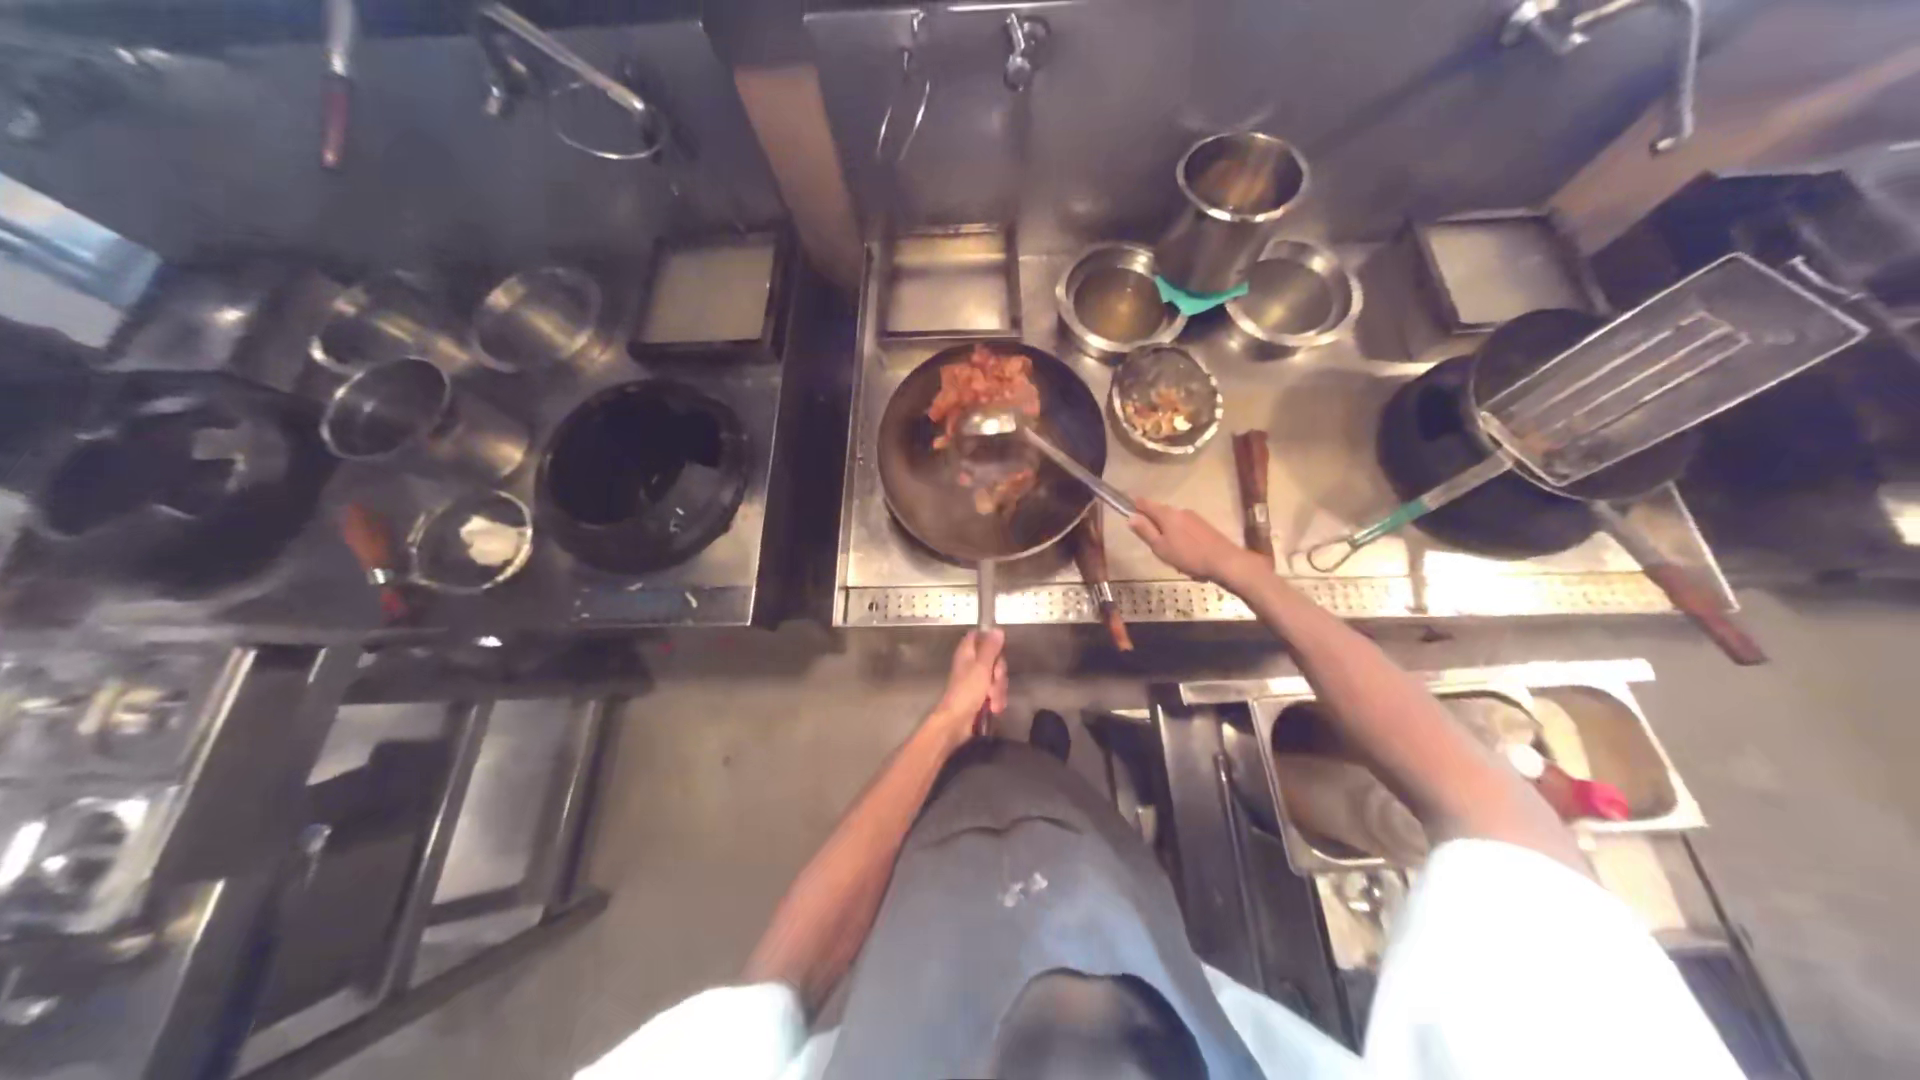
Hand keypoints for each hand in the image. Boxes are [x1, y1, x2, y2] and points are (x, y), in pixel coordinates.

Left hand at [928, 629, 1008, 740]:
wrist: (957, 722)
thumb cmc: (967, 691)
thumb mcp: (982, 667)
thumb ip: (991, 648)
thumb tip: (997, 629)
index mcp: (967, 653)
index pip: (979, 636)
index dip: (991, 640)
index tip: (998, 651)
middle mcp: (971, 664)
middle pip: (994, 658)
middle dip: (999, 672)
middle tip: (994, 680)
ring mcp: (976, 680)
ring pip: (996, 677)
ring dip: (998, 690)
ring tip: (993, 700)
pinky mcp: (980, 695)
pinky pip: (995, 691)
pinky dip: (996, 699)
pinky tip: (994, 708)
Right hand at [1129, 498, 1258, 584]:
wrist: (1224, 560)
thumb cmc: (1187, 555)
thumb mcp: (1160, 547)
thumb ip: (1145, 531)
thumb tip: (1131, 517)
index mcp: (1166, 514)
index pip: (1145, 503)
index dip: (1135, 505)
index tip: (1128, 508)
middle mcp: (1180, 510)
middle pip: (1160, 513)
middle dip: (1154, 524)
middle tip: (1152, 544)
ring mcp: (1194, 517)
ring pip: (1173, 522)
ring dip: (1168, 533)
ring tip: (1171, 554)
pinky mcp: (1204, 526)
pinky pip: (1185, 528)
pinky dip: (1180, 538)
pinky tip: (1185, 554)